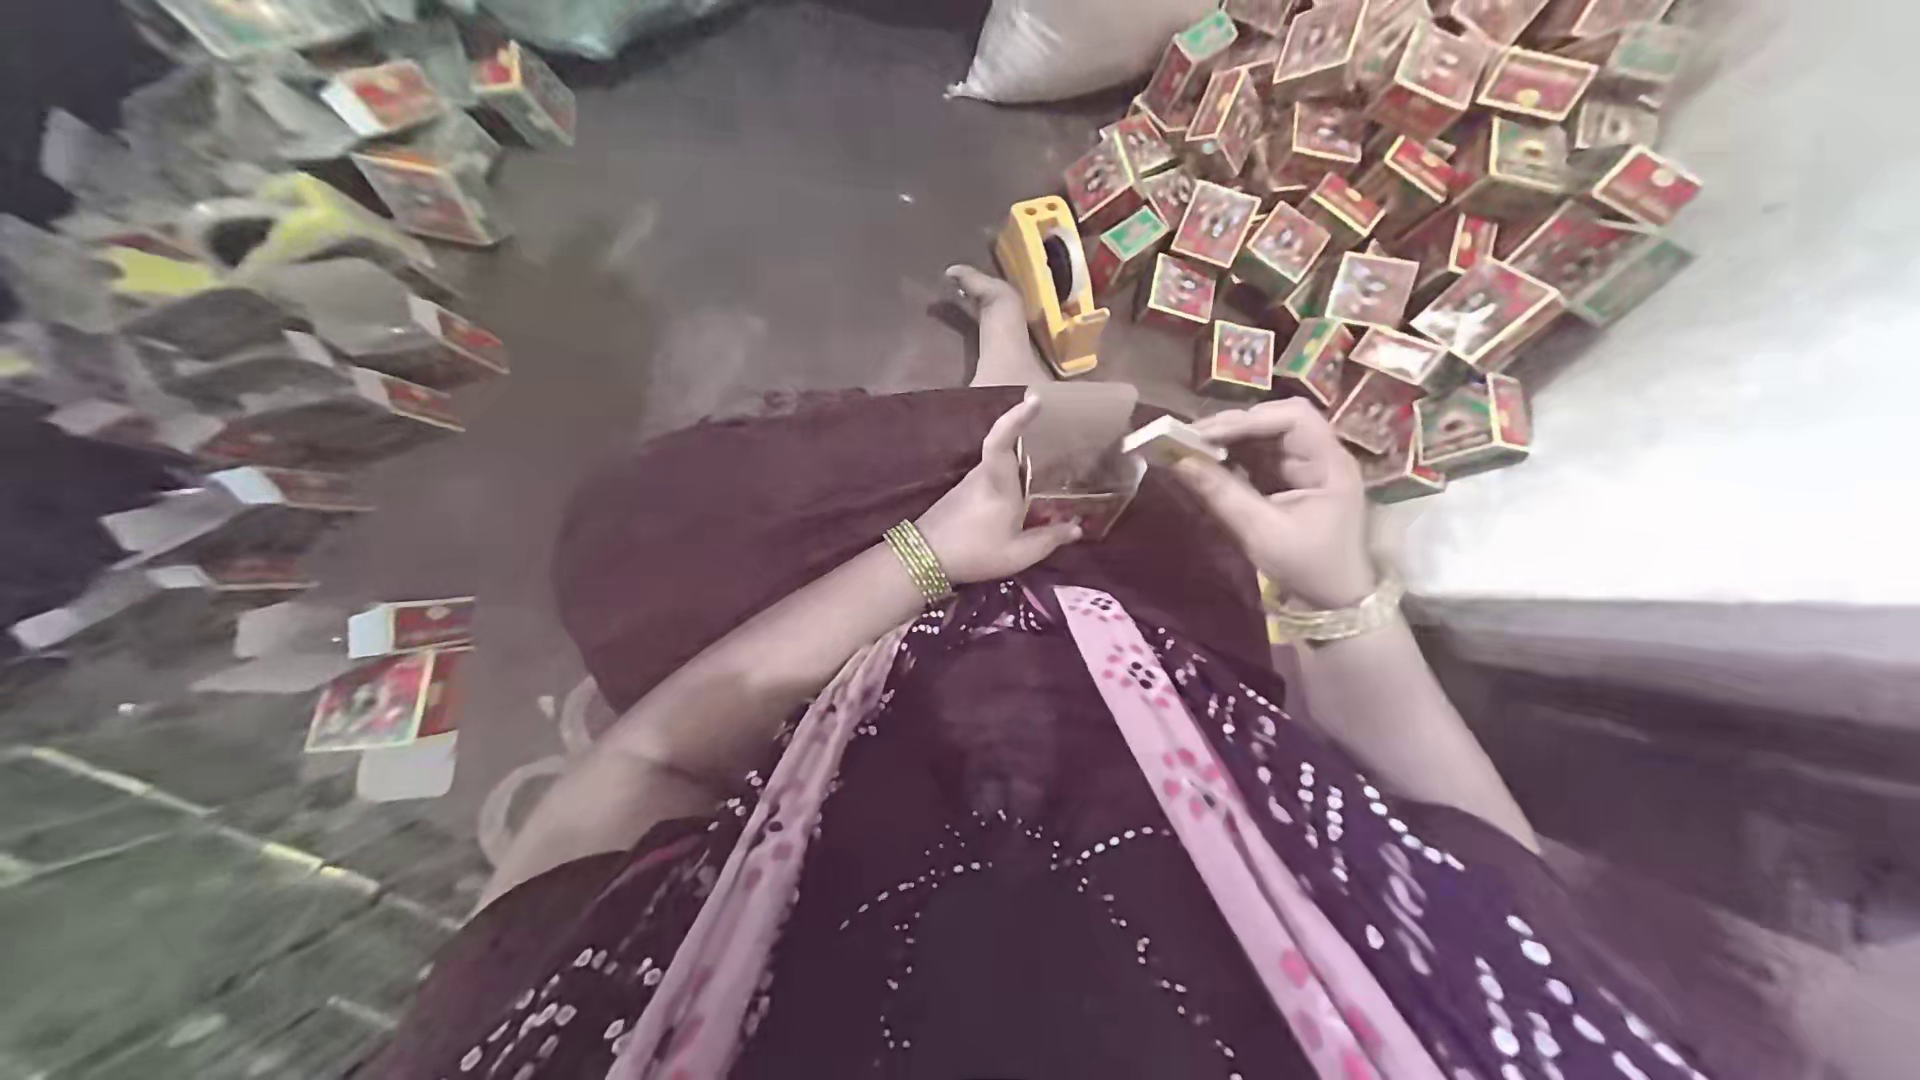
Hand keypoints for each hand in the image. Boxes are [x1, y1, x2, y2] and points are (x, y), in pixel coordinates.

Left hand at [915, 396, 1081, 583]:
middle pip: (1007, 446)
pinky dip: (1012, 473)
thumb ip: (1049, 539)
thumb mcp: (1018, 554)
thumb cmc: (974, 554)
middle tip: (1058, 425)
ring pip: (1002, 461)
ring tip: (1051, 459)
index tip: (1034, 399)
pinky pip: (995, 473)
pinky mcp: (965, 490)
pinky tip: (1026, 488)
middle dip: (1028, 431)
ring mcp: (972, 481)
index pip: (1002, 441)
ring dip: (1023, 456)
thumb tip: (1077, 528)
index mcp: (998, 484)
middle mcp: (984, 475)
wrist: (925, 558)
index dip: (1016, 418)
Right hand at [1173, 399, 1376, 608]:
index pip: (1292, 417)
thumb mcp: (1262, 532)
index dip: (1248, 419)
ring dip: (1227, 439)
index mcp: (1329, 463)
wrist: (1335, 601)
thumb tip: (1178, 461)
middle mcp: (1320, 455)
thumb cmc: (1308, 566)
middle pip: (1275, 420)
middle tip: (1189, 439)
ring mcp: (1305, 467)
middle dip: (1231, 426)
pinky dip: (1230, 456)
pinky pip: (1257, 456)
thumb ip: (1222, 493)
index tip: (1206, 435)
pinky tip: (1207, 463)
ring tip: (1191, 448)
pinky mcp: (1288, 480)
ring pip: (1263, 436)